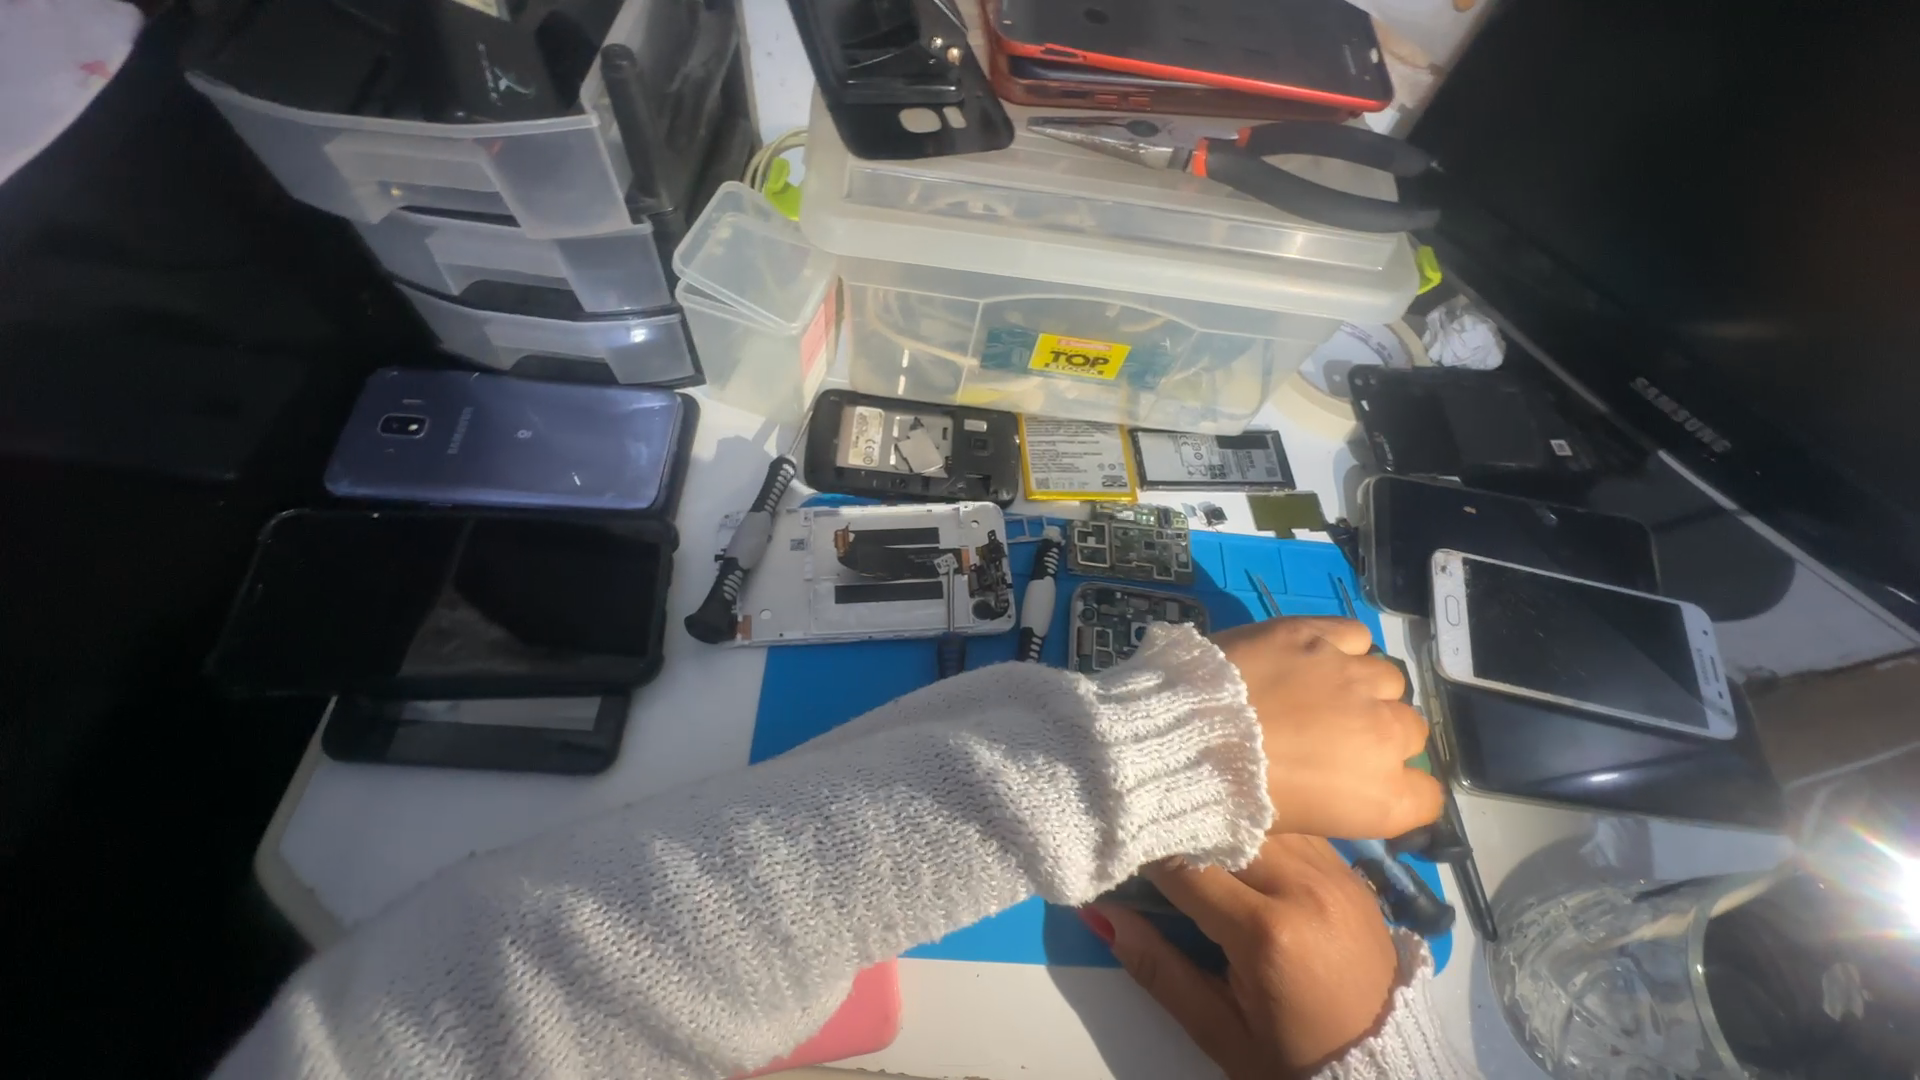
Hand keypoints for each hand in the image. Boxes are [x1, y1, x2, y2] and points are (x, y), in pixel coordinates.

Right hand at [1095, 835, 1400, 1078]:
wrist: (1394, 1074)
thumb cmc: (1297, 1061)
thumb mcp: (1218, 1029)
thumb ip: (1157, 967)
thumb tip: (1099, 911)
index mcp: (1268, 932)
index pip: (1184, 865)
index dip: (1144, 852)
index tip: (1119, 847)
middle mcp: (1304, 886)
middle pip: (1222, 826)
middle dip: (1181, 825)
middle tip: (1149, 831)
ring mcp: (1335, 871)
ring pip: (1260, 814)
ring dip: (1220, 818)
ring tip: (1190, 829)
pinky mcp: (1352, 869)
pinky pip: (1292, 826)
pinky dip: (1257, 825)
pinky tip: (1236, 838)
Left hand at [1212, 617, 1439, 838]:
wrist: (1184, 737)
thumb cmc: (1227, 794)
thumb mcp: (1287, 824)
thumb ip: (1332, 805)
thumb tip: (1336, 789)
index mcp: (1382, 797)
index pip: (1426, 795)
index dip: (1396, 787)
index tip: (1364, 782)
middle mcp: (1384, 734)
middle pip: (1408, 730)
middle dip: (1377, 733)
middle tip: (1330, 734)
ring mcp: (1352, 677)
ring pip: (1386, 678)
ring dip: (1361, 687)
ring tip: (1318, 691)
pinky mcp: (1316, 636)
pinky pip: (1355, 635)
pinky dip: (1341, 644)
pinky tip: (1314, 653)